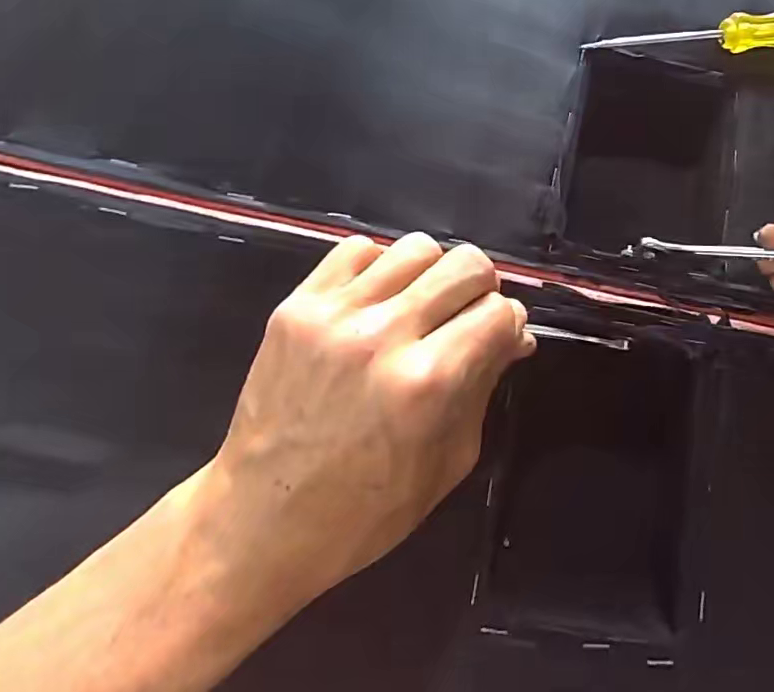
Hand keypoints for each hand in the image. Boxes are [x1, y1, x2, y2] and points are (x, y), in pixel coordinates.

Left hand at [197, 233, 535, 601]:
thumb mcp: (452, 458)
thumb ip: (487, 384)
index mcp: (428, 381)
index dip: (509, 324)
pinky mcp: (295, 308)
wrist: (258, 525)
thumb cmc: (369, 509)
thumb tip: (515, 334)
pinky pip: (357, 249)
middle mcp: (383, 335)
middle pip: (467, 265)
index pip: (498, 311)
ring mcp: (334, 316)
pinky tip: (376, 300)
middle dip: (482, 289)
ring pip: (416, 248)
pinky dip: (379, 267)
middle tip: (466, 317)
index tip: (500, 338)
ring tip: (420, 306)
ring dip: (433, 274)